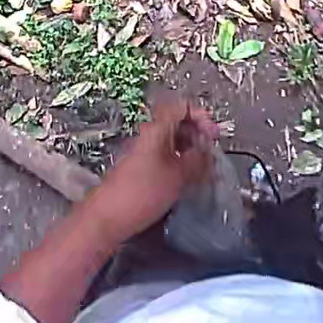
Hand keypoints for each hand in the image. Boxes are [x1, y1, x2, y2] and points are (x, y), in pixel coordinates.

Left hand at [77, 96, 218, 245]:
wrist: (109, 216)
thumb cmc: (142, 192)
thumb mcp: (177, 177)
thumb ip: (197, 162)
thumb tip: (210, 153)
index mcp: (157, 128)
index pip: (181, 107)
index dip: (201, 116)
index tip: (213, 134)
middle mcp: (150, 134)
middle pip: (178, 122)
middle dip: (198, 134)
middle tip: (212, 152)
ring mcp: (145, 149)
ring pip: (173, 139)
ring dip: (191, 149)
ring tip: (205, 167)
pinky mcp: (143, 166)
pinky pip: (166, 154)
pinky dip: (181, 161)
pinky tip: (190, 178)